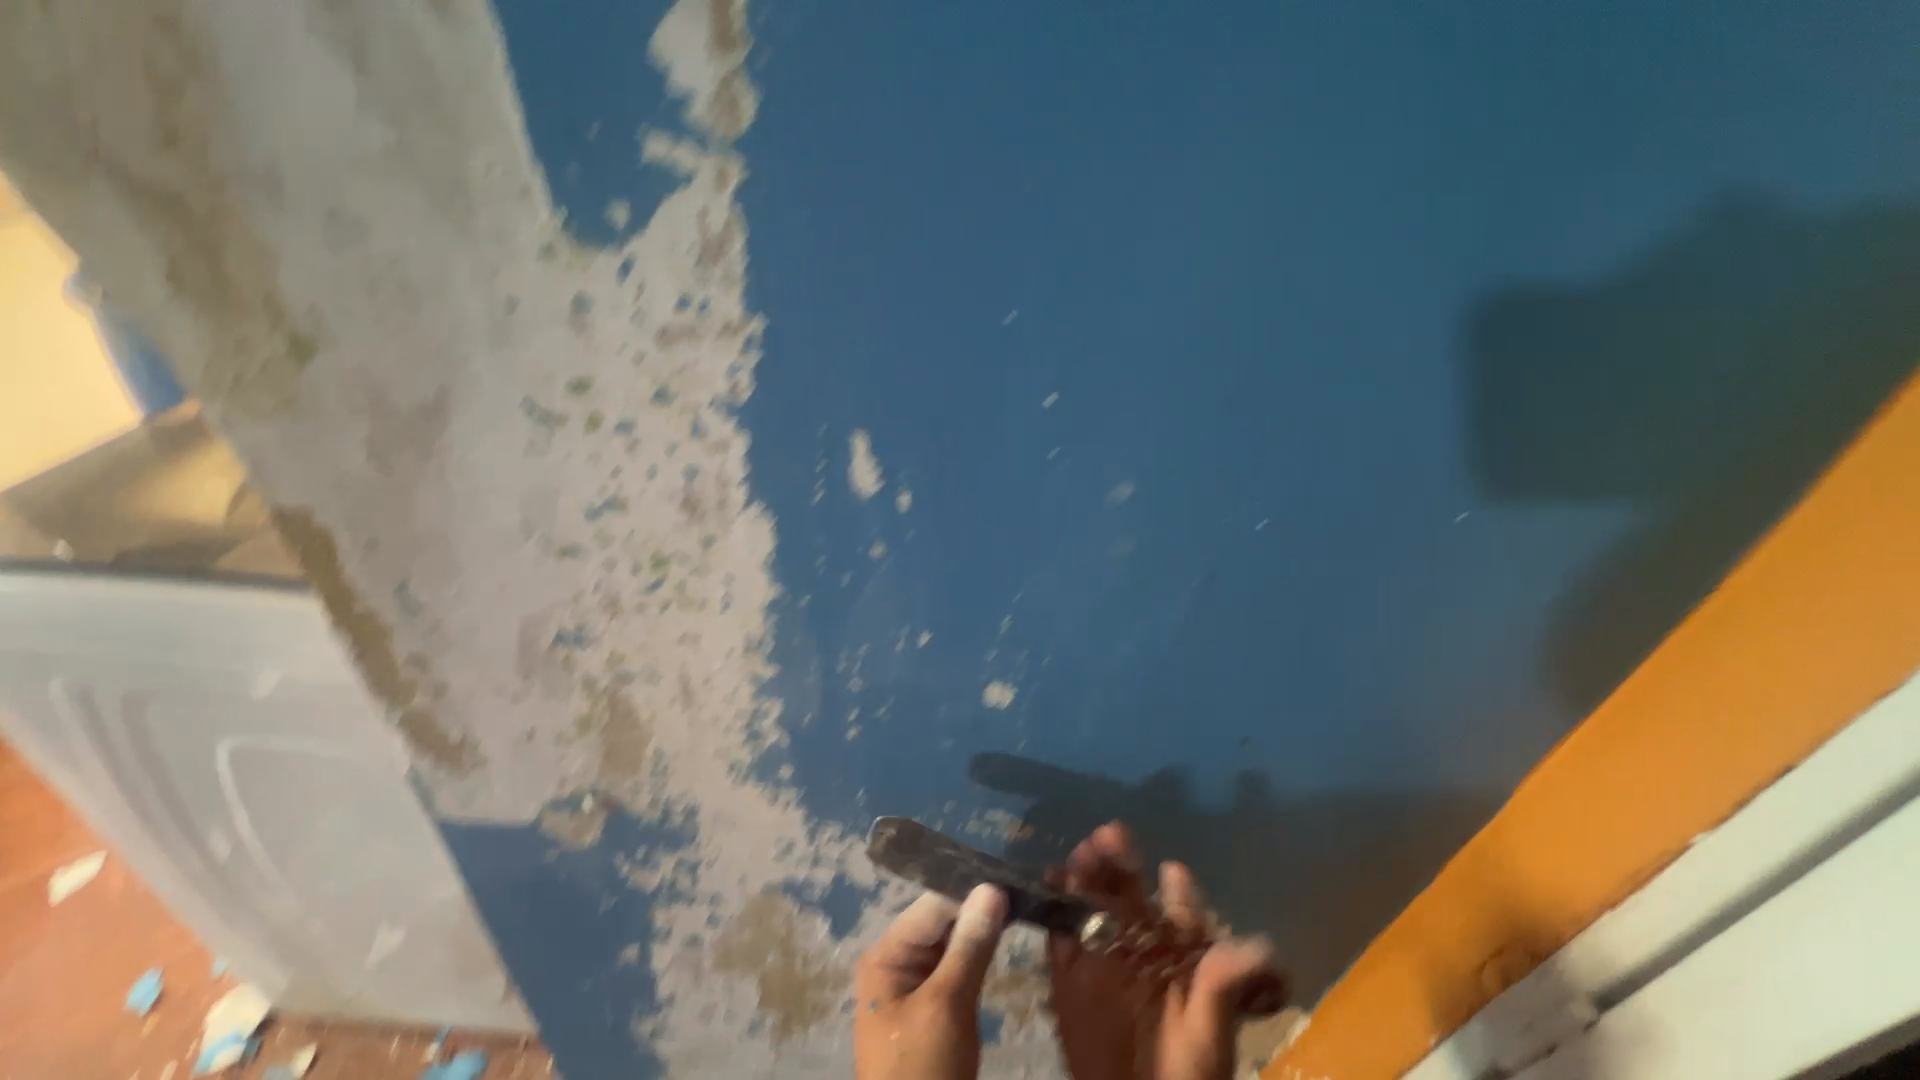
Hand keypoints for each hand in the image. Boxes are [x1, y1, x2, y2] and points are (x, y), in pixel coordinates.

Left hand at [854, 884, 1009, 1079]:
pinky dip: (979, 956)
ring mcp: (915, 986)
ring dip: (982, 930)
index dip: (971, 891)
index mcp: (887, 956)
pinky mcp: (934, 1007)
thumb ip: (970, 945)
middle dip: (979, 908)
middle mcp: (897, 962)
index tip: (1014, 879)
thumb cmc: (924, 1069)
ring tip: (1023, 908)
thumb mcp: (947, 1004)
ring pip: (952, 944)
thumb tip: (991, 887)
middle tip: (1025, 892)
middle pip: (941, 922)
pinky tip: (1005, 943)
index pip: (933, 906)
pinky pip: (956, 968)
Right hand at [1049, 823, 1284, 1079]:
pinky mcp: (1068, 972)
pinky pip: (1060, 931)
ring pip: (1093, 900)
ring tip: (1083, 854)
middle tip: (1111, 837)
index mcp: (1180, 952)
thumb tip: (1260, 949)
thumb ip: (1222, 986)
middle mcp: (1141, 943)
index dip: (1178, 890)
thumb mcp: (1211, 1034)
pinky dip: (1054, 903)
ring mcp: (1102, 954)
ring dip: (1087, 873)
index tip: (1173, 873)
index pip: (1181, 911)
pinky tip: (1050, 881)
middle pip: (1130, 892)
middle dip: (1121, 861)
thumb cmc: (1185, 1076)